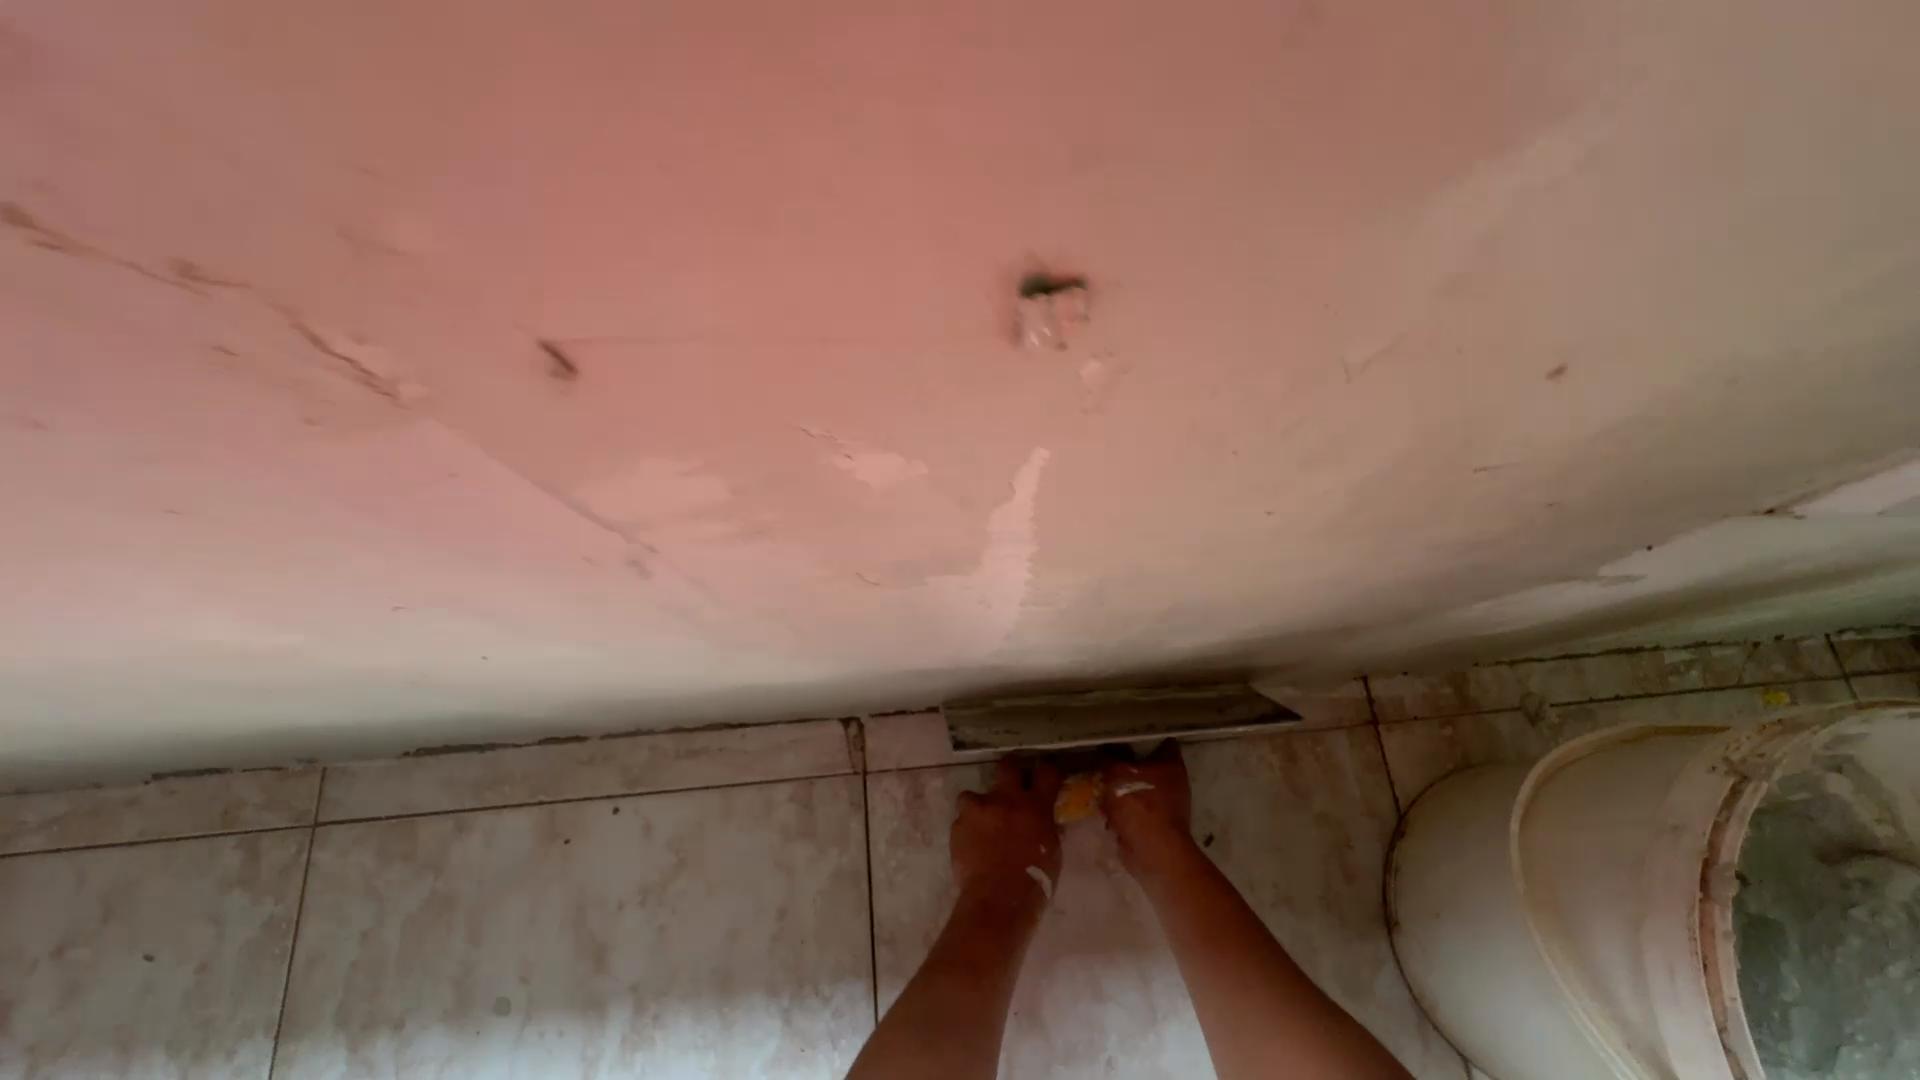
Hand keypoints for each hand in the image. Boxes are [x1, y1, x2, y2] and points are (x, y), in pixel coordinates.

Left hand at [952, 757, 1063, 915]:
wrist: (998, 898)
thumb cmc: (1034, 880)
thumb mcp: (1053, 852)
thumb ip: (1046, 829)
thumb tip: (1045, 822)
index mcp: (1035, 806)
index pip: (1047, 772)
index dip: (1047, 770)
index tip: (1045, 773)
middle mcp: (1006, 799)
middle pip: (1008, 766)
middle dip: (1010, 770)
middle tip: (1011, 781)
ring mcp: (979, 810)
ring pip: (973, 794)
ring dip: (979, 806)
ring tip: (982, 824)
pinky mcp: (958, 825)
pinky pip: (962, 821)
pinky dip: (967, 830)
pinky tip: (972, 845)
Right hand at [1100, 741, 1194, 876]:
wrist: (1152, 851)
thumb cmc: (1139, 805)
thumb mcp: (1117, 774)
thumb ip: (1110, 759)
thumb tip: (1106, 750)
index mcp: (1171, 764)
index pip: (1163, 742)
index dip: (1145, 736)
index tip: (1125, 733)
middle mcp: (1172, 783)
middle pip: (1147, 767)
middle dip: (1126, 765)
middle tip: (1104, 758)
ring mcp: (1164, 806)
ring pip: (1137, 790)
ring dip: (1120, 790)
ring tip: (1097, 783)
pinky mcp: (1153, 826)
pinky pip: (1133, 811)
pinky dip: (1120, 811)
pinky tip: (1102, 808)